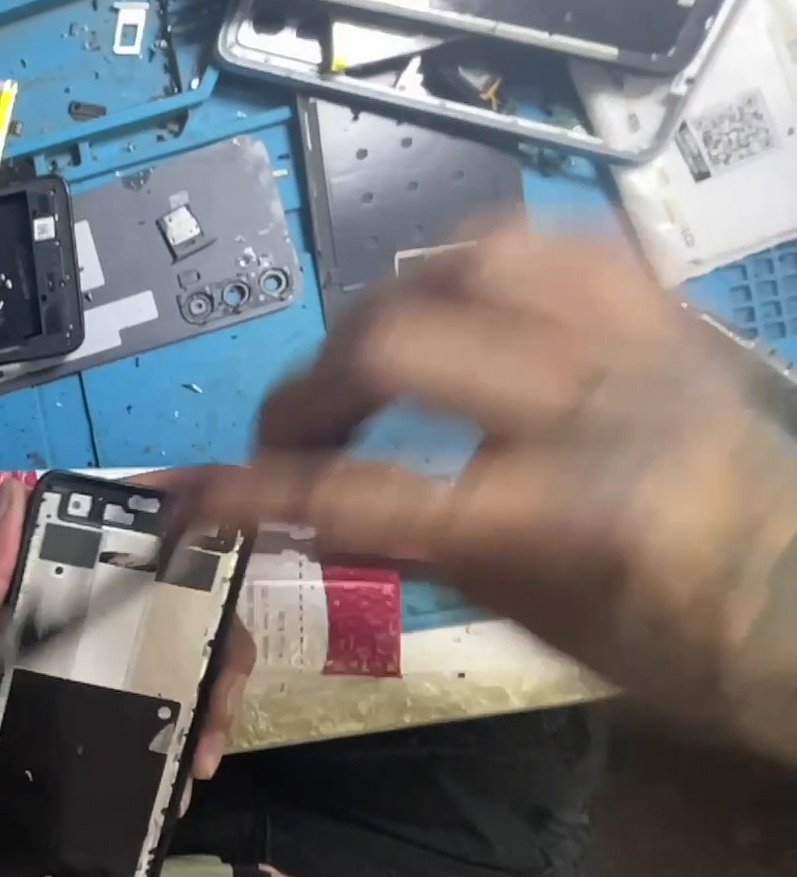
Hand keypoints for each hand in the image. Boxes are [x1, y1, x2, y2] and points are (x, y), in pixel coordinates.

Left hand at [0, 477, 255, 876]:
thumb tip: (14, 491)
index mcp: (35, 597)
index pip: (111, 549)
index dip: (174, 540)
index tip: (223, 554)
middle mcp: (71, 628)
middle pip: (166, 610)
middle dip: (212, 642)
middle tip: (220, 692)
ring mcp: (89, 678)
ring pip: (174, 663)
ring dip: (208, 696)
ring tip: (206, 750)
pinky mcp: (97, 724)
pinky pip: (157, 715)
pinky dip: (185, 734)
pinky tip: (193, 766)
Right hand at [192, 226, 796, 751]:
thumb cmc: (672, 634)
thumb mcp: (521, 616)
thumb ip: (398, 548)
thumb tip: (286, 517)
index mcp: (569, 514)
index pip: (357, 490)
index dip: (255, 493)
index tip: (203, 501)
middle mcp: (603, 408)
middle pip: (395, 345)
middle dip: (306, 393)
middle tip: (289, 436)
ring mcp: (637, 343)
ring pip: (467, 262)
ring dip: (379, 313)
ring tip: (358, 366)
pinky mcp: (656, 313)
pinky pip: (548, 242)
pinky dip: (465, 265)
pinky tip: (438, 309)